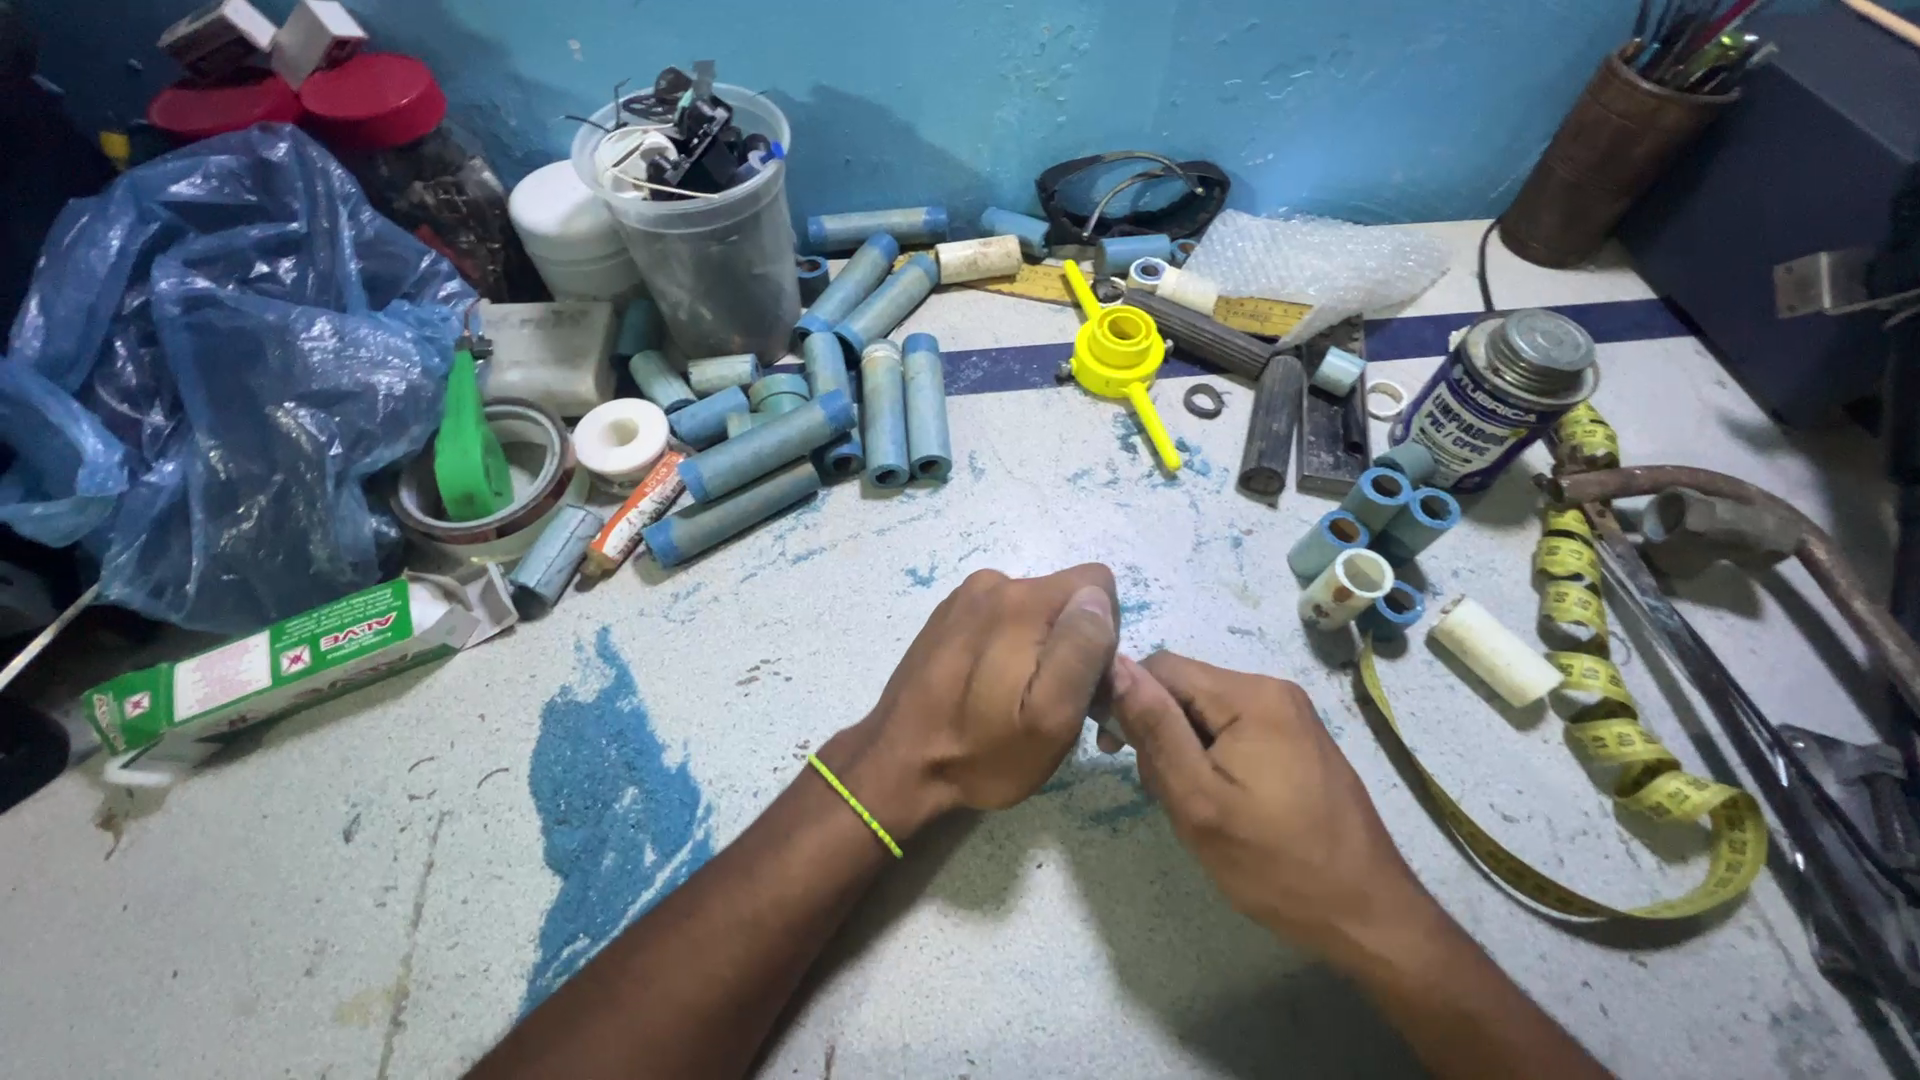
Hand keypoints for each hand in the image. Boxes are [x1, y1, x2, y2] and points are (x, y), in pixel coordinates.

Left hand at [845, 565, 1119, 828]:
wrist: (897, 764)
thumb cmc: (981, 750)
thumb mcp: (1051, 716)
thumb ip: (1082, 649)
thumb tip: (1097, 599)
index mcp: (1021, 600)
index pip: (1097, 585)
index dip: (1104, 634)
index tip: (1082, 681)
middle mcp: (992, 584)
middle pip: (1064, 599)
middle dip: (1072, 644)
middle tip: (1050, 703)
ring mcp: (963, 599)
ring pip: (1034, 611)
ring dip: (1039, 650)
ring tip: (1016, 702)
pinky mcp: (947, 618)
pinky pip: (1000, 620)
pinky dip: (1008, 649)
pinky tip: (989, 691)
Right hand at [1103, 651, 1435, 961]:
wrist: (1367, 915)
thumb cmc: (1275, 863)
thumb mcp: (1199, 799)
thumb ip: (1154, 728)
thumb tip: (1114, 667)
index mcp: (1250, 696)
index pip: (1161, 667)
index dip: (1126, 698)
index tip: (1111, 749)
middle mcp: (1273, 690)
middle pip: (1185, 688)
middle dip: (1158, 731)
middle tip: (1162, 791)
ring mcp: (1290, 715)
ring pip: (1205, 712)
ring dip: (1183, 749)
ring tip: (1193, 805)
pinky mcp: (1298, 740)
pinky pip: (1234, 730)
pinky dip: (1211, 758)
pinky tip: (1219, 803)